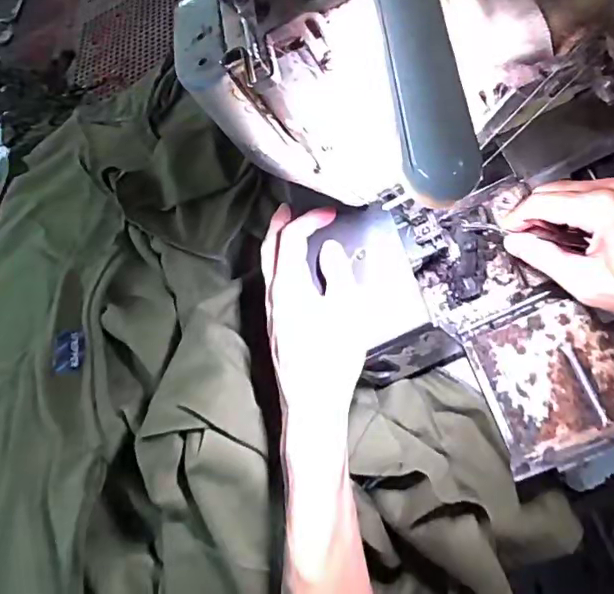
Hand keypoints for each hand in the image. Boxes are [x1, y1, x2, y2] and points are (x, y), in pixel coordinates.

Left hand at [260, 204, 361, 430]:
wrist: (312, 405)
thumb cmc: (330, 358)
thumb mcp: (345, 308)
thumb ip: (336, 272)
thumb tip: (328, 250)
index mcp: (288, 285)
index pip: (291, 239)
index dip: (309, 220)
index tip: (329, 213)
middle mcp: (273, 294)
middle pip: (270, 249)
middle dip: (279, 225)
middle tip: (287, 210)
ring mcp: (272, 311)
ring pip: (268, 266)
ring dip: (278, 243)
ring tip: (288, 232)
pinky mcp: (278, 325)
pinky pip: (274, 280)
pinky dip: (281, 262)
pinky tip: (294, 270)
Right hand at [501, 179, 613, 337]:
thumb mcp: (591, 285)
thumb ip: (546, 259)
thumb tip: (516, 242)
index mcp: (601, 206)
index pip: (541, 201)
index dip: (517, 217)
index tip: (506, 234)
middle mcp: (612, 188)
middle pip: (552, 190)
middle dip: (532, 213)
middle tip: (524, 241)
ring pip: (569, 191)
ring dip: (552, 211)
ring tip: (548, 242)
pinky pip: (589, 195)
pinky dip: (573, 210)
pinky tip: (574, 236)